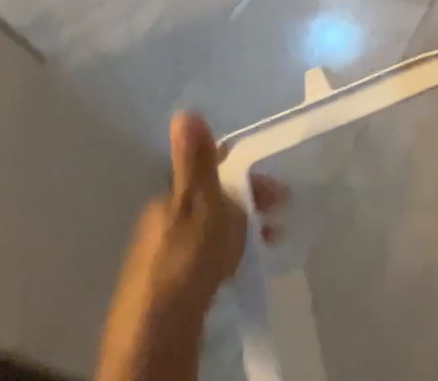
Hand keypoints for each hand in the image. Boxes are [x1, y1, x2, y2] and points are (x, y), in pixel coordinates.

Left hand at [97, 113, 284, 380]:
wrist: (159, 325)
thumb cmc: (187, 256)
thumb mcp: (199, 201)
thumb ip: (196, 161)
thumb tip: (184, 112)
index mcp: (170, 199)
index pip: (210, 171)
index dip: (244, 169)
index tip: (272, 183)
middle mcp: (162, 222)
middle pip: (214, 199)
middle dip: (248, 201)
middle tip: (277, 214)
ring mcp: (164, 254)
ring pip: (212, 228)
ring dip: (242, 227)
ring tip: (267, 241)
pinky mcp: (171, 282)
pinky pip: (207, 254)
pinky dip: (228, 252)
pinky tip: (237, 267)